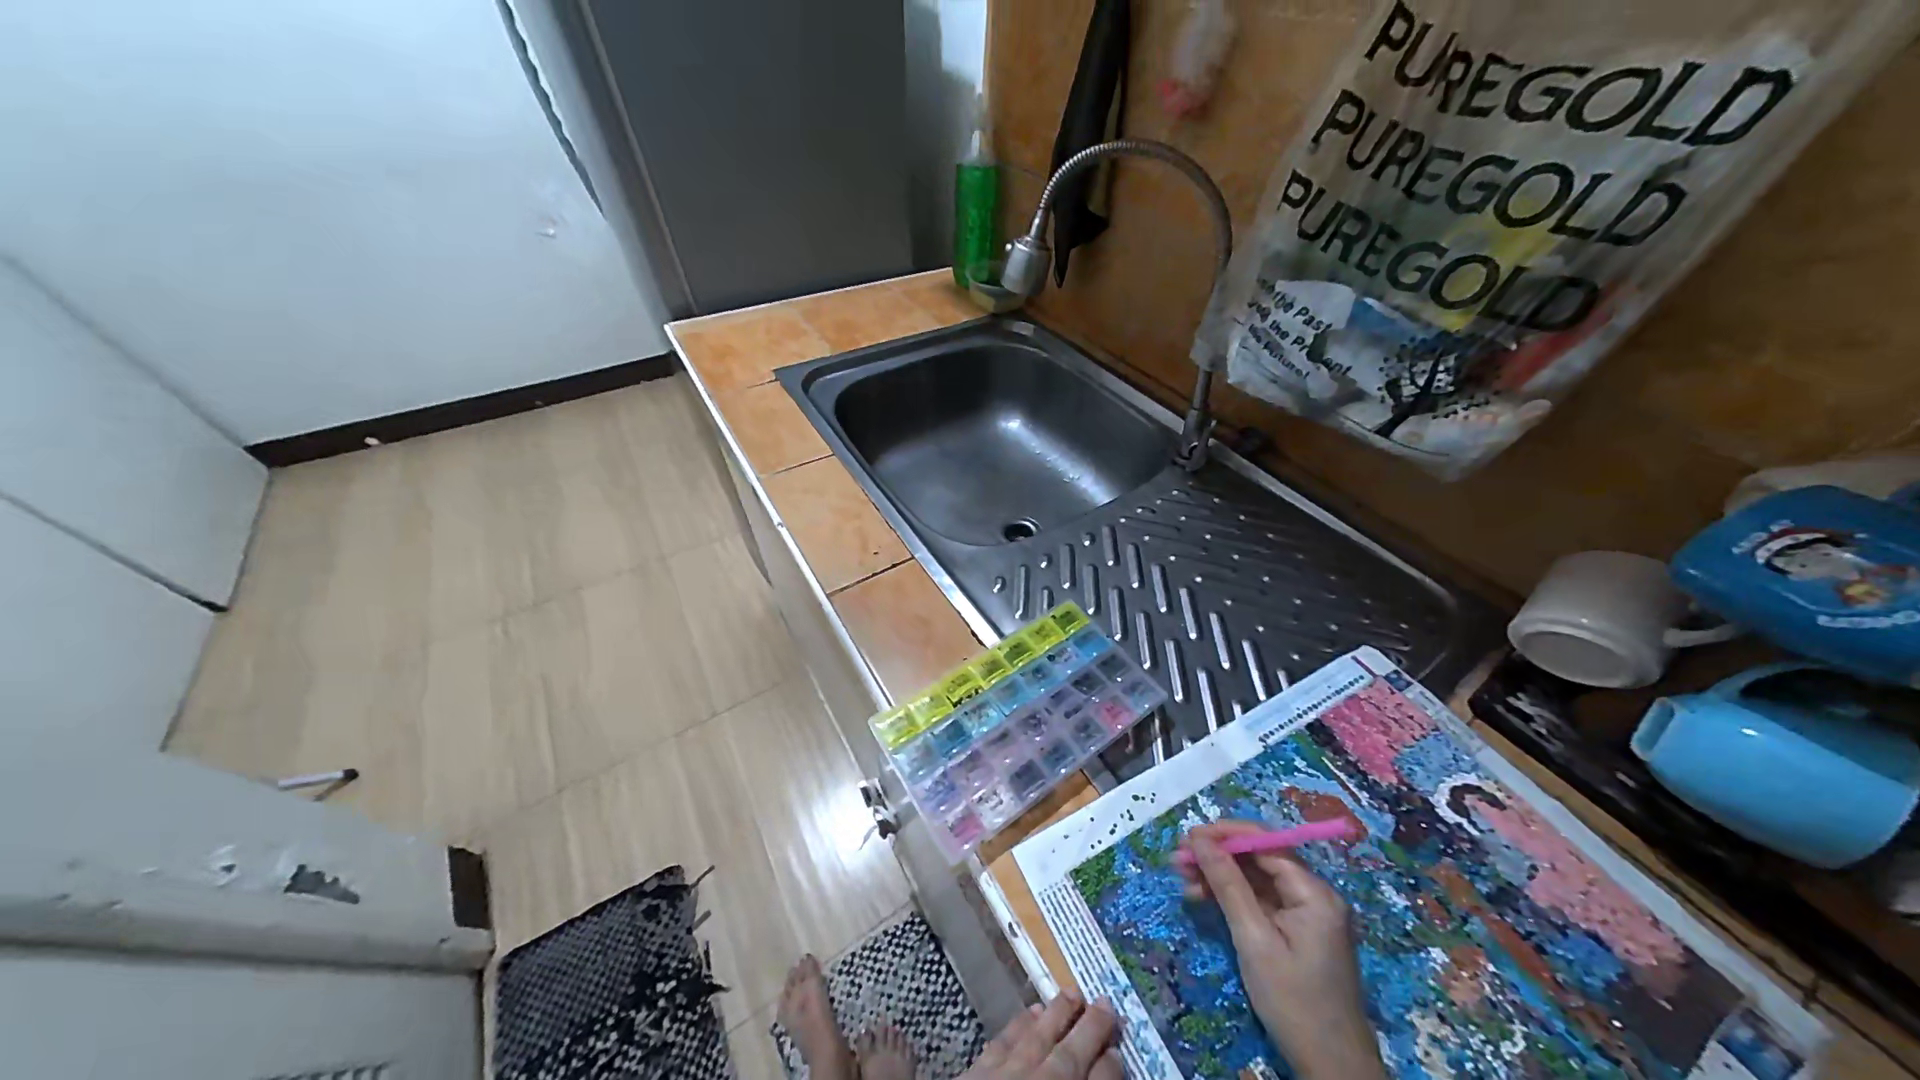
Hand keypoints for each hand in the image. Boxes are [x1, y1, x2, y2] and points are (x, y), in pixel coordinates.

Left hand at [959, 989, 1122, 1079]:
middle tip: (1105, 1002)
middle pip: (1070, 1056)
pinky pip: (1004, 1041)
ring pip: (1037, 1038)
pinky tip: (1029, 1012)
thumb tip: (1103, 1066)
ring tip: (1071, 993)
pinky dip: (1019, 1025)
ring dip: (1056, 1016)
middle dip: (1090, 1030)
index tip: (1118, 1050)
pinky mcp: (976, 1074)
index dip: (1109, 1067)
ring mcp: (1007, 1077)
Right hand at [1177, 821, 1386, 1079]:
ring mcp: (1306, 913)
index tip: (1187, 837)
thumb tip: (1200, 839)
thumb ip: (1227, 884)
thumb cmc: (1293, 1002)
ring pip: (1256, 879)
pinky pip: (1260, 901)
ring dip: (1219, 876)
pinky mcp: (1296, 931)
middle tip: (1178, 859)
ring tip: (1182, 877)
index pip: (1265, 844)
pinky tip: (1202, 898)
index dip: (1225, 836)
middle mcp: (1314, 895)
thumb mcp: (1253, 940)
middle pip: (1259, 859)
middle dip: (1217, 855)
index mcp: (1314, 893)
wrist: (1331, 1066)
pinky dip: (1232, 897)